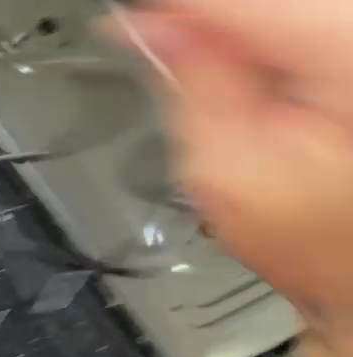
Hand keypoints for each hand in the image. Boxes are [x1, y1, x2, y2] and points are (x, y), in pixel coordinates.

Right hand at [118, 0, 352, 320]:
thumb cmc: (308, 234)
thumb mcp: (226, 169)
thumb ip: (196, 89)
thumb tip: (156, 34)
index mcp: (339, 58)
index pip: (244, 7)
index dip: (177, 14)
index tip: (126, 22)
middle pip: (273, 9)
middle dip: (209, 25)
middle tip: (158, 42)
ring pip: (293, 18)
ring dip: (238, 35)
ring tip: (196, 57)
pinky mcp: (352, 54)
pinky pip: (316, 27)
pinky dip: (271, 39)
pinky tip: (240, 57)